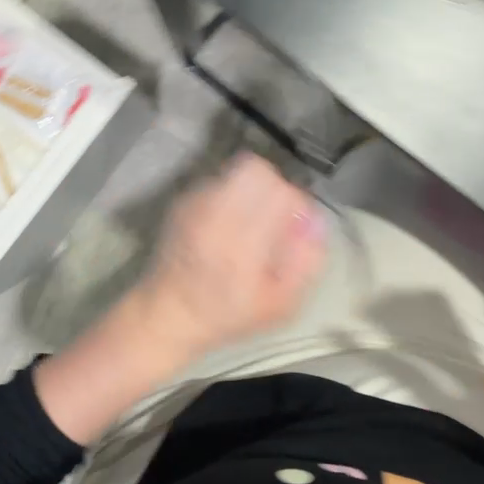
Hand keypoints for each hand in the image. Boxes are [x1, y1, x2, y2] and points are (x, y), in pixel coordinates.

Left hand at [135, 153, 326, 356]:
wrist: (168, 312)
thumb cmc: (228, 314)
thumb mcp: (280, 304)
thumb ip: (305, 261)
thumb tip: (315, 221)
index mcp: (242, 243)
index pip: (280, 191)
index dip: (296, 203)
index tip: (294, 224)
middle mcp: (216, 215)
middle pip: (258, 169)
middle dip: (275, 188)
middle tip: (274, 215)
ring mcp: (195, 204)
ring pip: (237, 171)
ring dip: (252, 190)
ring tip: (249, 221)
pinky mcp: (183, 201)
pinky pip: (218, 182)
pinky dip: (230, 195)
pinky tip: (227, 224)